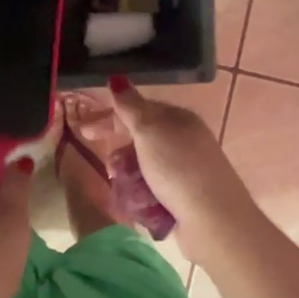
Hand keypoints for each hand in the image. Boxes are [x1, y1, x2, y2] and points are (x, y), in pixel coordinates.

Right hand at [108, 81, 261, 261]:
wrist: (213, 219)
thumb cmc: (178, 168)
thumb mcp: (150, 131)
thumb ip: (130, 106)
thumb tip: (117, 78)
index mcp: (178, 119)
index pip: (138, 110)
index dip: (110, 118)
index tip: (84, 132)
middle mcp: (183, 141)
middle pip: (140, 142)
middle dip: (120, 155)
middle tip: (110, 169)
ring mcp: (184, 171)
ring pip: (143, 169)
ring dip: (129, 179)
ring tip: (125, 191)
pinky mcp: (183, 199)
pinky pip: (152, 192)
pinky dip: (141, 197)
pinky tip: (136, 206)